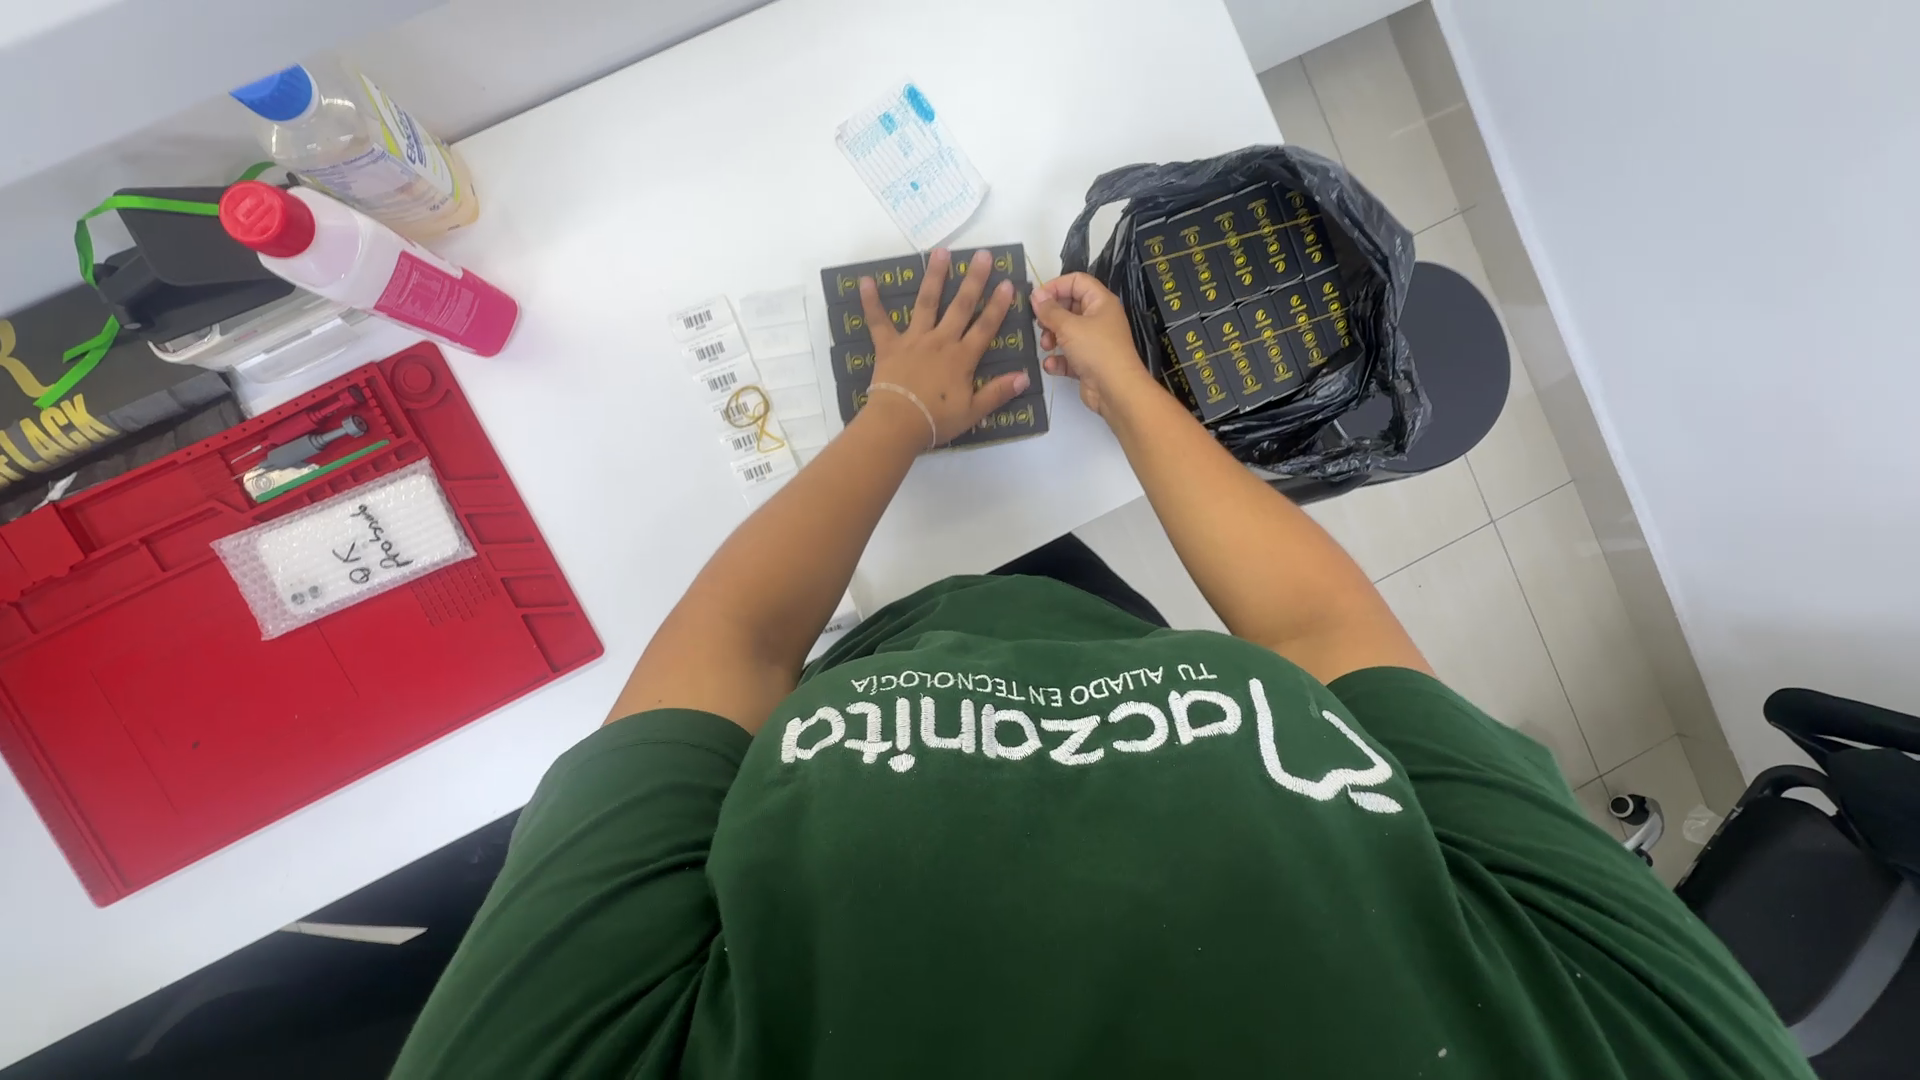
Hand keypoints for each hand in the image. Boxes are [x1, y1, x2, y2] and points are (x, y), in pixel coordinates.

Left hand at [859, 248, 1030, 446]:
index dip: (998, 306)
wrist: (898, 423)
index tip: (1008, 283)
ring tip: (941, 252)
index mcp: (962, 358)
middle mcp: (941, 342)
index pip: (985, 327)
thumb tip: (1024, 377)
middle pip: (961, 306)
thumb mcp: (973, 411)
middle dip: (974, 280)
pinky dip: (871, 301)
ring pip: (926, 303)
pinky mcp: (888, 346)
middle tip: (983, 255)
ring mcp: (914, 340)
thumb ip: (997, 392)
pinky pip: (878, 321)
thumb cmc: (936, 420)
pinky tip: (866, 280)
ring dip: (934, 276)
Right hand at [1031, 273, 1160, 417]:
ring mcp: (1094, 341)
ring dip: (1052, 338)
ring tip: (1046, 346)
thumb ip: (1049, 310)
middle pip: (1069, 307)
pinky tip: (1052, 365)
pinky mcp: (1088, 362)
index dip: (1056, 286)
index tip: (1037, 298)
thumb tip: (1036, 295)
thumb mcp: (1069, 326)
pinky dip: (1059, 360)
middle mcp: (1099, 318)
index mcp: (1100, 302)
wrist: (1116, 390)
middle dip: (1051, 316)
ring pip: (1067, 332)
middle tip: (1039, 324)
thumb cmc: (1097, 351)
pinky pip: (1069, 355)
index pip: (1076, 282)